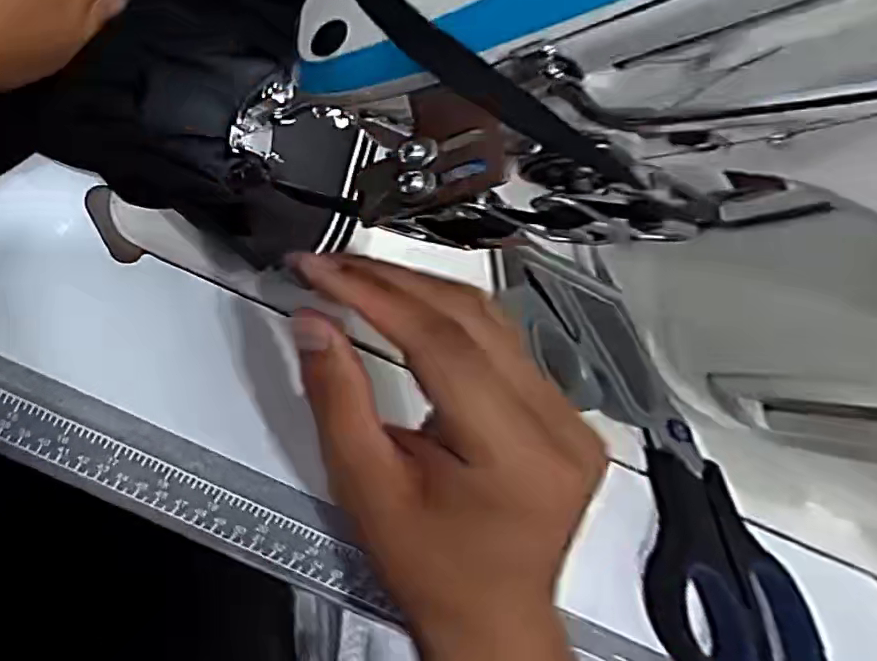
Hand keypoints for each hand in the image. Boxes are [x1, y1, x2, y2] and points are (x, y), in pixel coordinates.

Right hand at [286, 253, 607, 660]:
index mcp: (517, 452)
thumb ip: (335, 392)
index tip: (316, 269)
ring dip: (408, 283)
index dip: (368, 292)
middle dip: (383, 278)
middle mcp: (557, 426)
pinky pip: (492, 333)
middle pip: (466, 316)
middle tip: (323, 263)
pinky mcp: (552, 409)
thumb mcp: (362, 478)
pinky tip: (394, 295)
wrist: (488, 613)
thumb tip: (312, 320)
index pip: (439, 340)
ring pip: (482, 314)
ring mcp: (564, 415)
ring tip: (348, 271)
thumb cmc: (428, 559)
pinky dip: (433, 304)